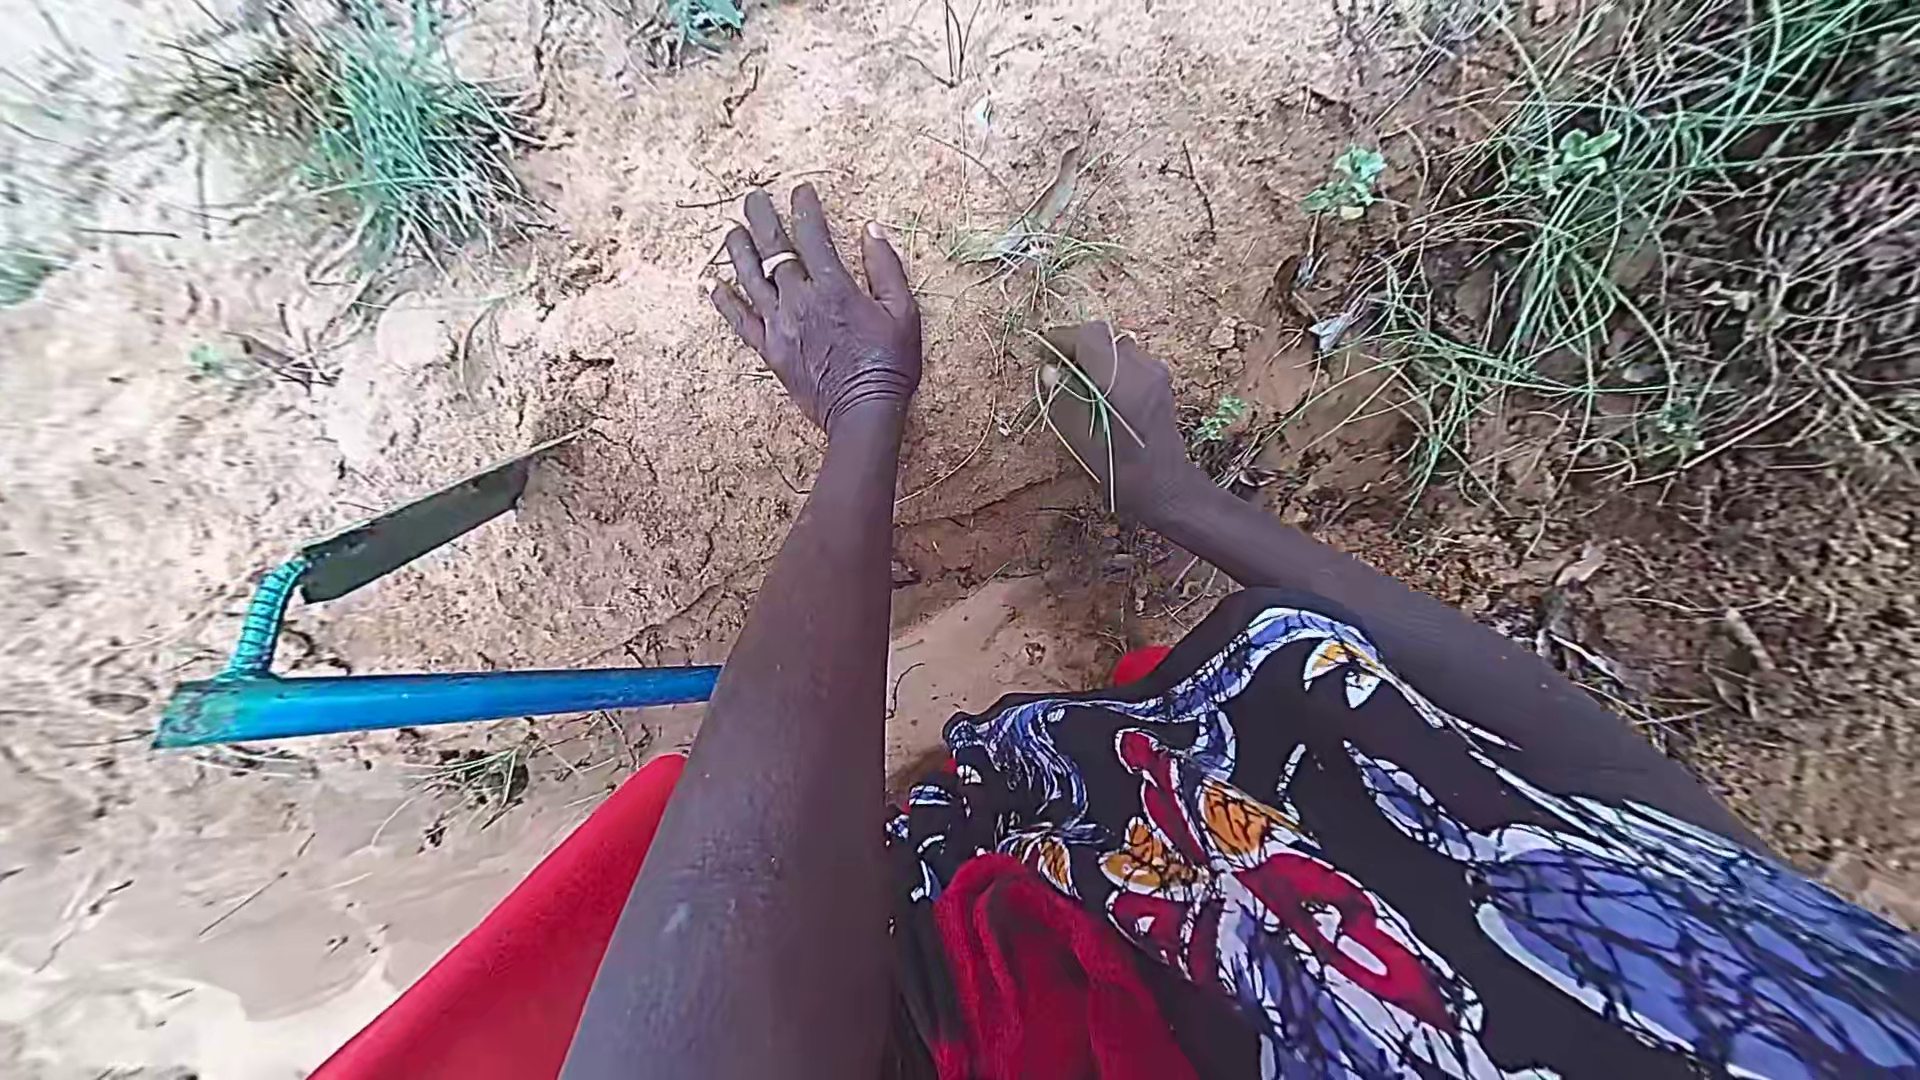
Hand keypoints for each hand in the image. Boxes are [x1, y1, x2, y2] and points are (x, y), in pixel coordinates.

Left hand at [711, 184, 921, 434]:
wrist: (864, 412)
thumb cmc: (890, 365)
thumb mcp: (904, 314)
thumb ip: (885, 269)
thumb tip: (871, 230)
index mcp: (833, 287)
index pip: (812, 235)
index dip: (804, 208)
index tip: (800, 191)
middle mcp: (800, 300)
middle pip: (773, 249)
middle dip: (762, 218)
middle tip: (753, 198)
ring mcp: (781, 326)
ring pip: (751, 278)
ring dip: (738, 251)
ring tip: (732, 232)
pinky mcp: (771, 351)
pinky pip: (741, 322)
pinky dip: (726, 302)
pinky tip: (714, 285)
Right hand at [1039, 322, 1206, 522]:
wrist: (1165, 487)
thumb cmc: (1119, 471)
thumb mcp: (1079, 440)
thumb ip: (1062, 399)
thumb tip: (1049, 371)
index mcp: (1120, 382)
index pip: (1089, 337)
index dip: (1061, 339)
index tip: (1042, 352)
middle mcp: (1142, 369)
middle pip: (1104, 338)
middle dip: (1076, 347)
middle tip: (1055, 368)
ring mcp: (1156, 373)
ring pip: (1117, 347)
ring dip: (1094, 358)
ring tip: (1076, 382)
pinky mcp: (1161, 381)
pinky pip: (1129, 361)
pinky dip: (1109, 368)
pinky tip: (1099, 392)